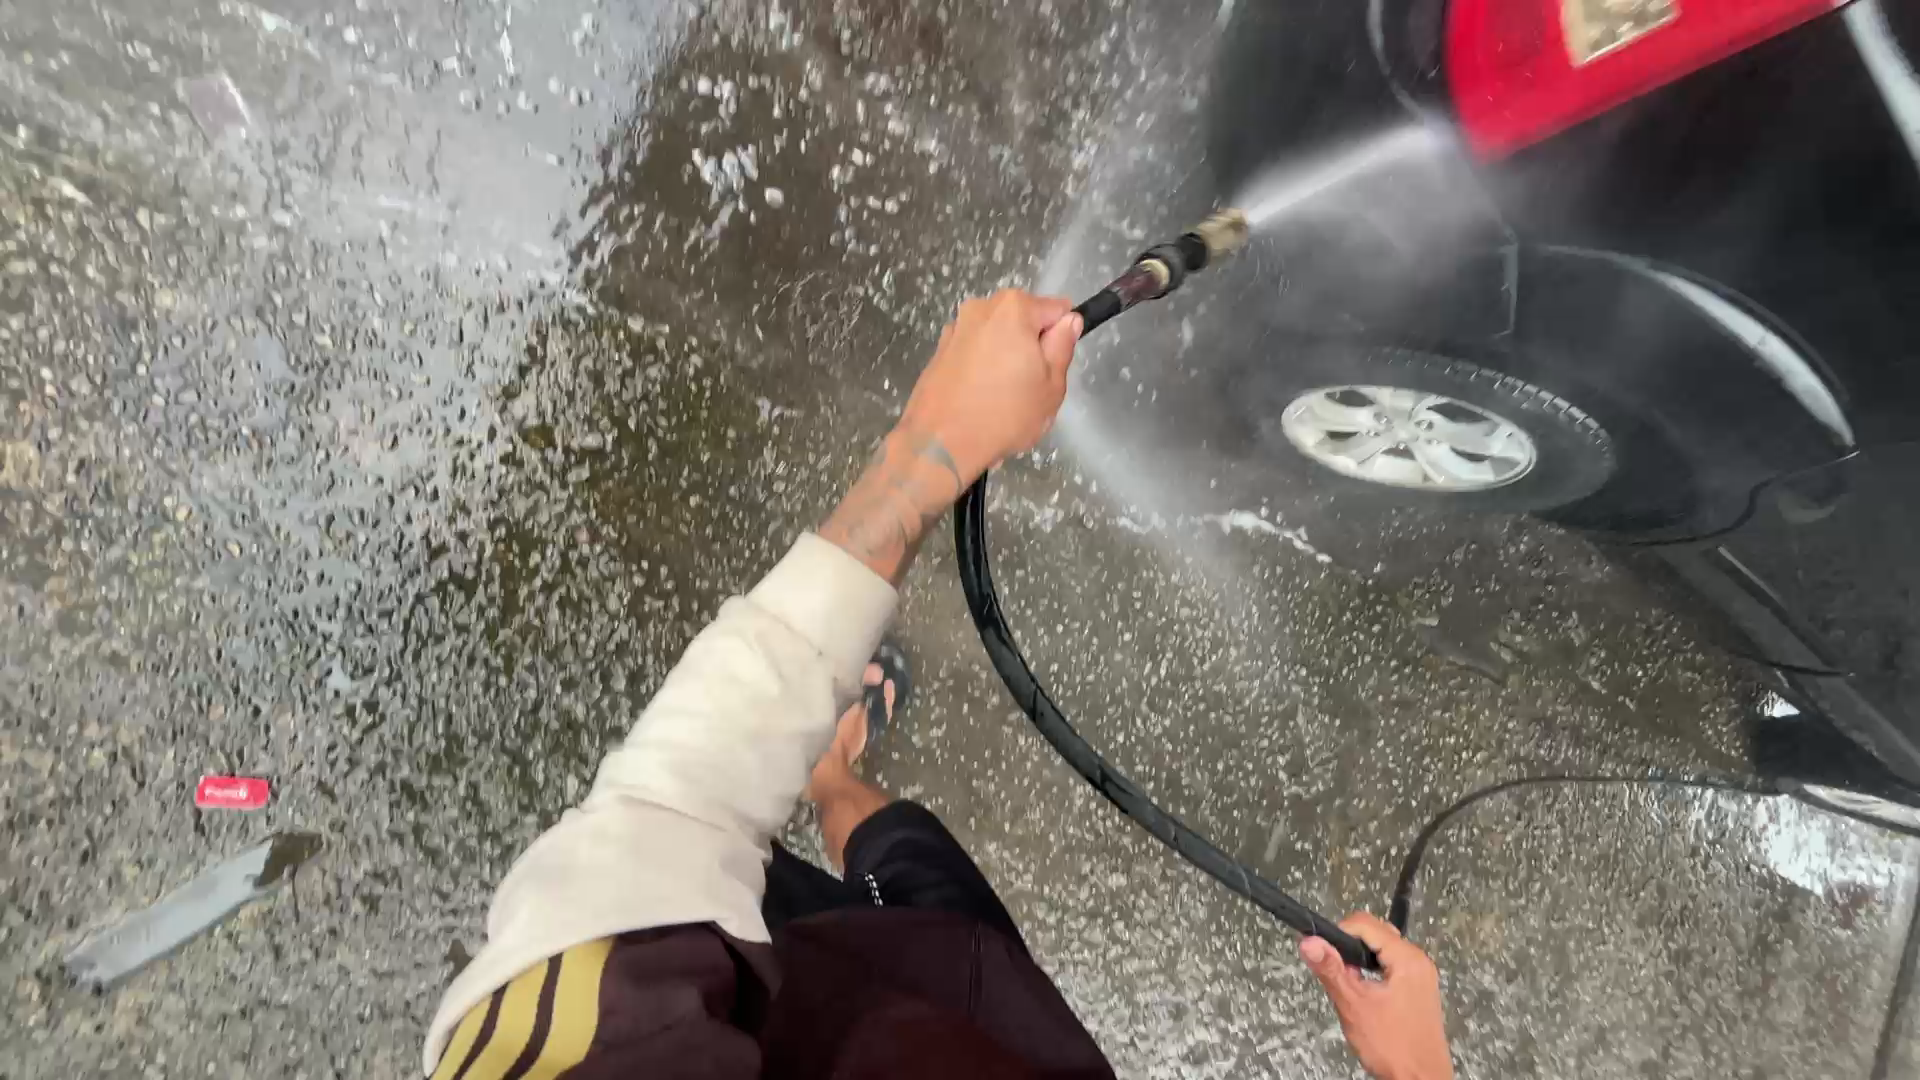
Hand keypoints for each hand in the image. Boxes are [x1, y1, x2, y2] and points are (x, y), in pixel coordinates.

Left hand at [894, 289, 1082, 484]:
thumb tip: (1068, 322)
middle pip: (1021, 322)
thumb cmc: (1005, 415)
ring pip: (994, 340)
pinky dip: (978, 372)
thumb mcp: (1051, 386)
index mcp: (1013, 308)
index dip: (1061, 339)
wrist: (940, 444)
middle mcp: (980, 308)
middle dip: (1030, 348)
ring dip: (1002, 360)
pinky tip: (977, 402)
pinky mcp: (937, 353)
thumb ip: (1063, 347)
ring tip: (1000, 400)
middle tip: (1029, 388)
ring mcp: (954, 330)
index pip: (1056, 310)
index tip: (1053, 368)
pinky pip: (971, 356)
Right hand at [1300, 915, 1453, 1079]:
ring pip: (1381, 946)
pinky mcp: (1419, 988)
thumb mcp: (1353, 1005)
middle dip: (1350, 946)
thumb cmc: (1391, 1046)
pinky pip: (1390, 962)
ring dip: (1360, 958)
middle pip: (1374, 931)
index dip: (1339, 934)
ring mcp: (1422, 975)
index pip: (1364, 924)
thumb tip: (1307, 940)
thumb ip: (1330, 969)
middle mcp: (1418, 961)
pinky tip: (1365, 990)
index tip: (1326, 955)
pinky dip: (1372, 968)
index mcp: (1407, 959)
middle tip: (1341, 973)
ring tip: (1352, 984)